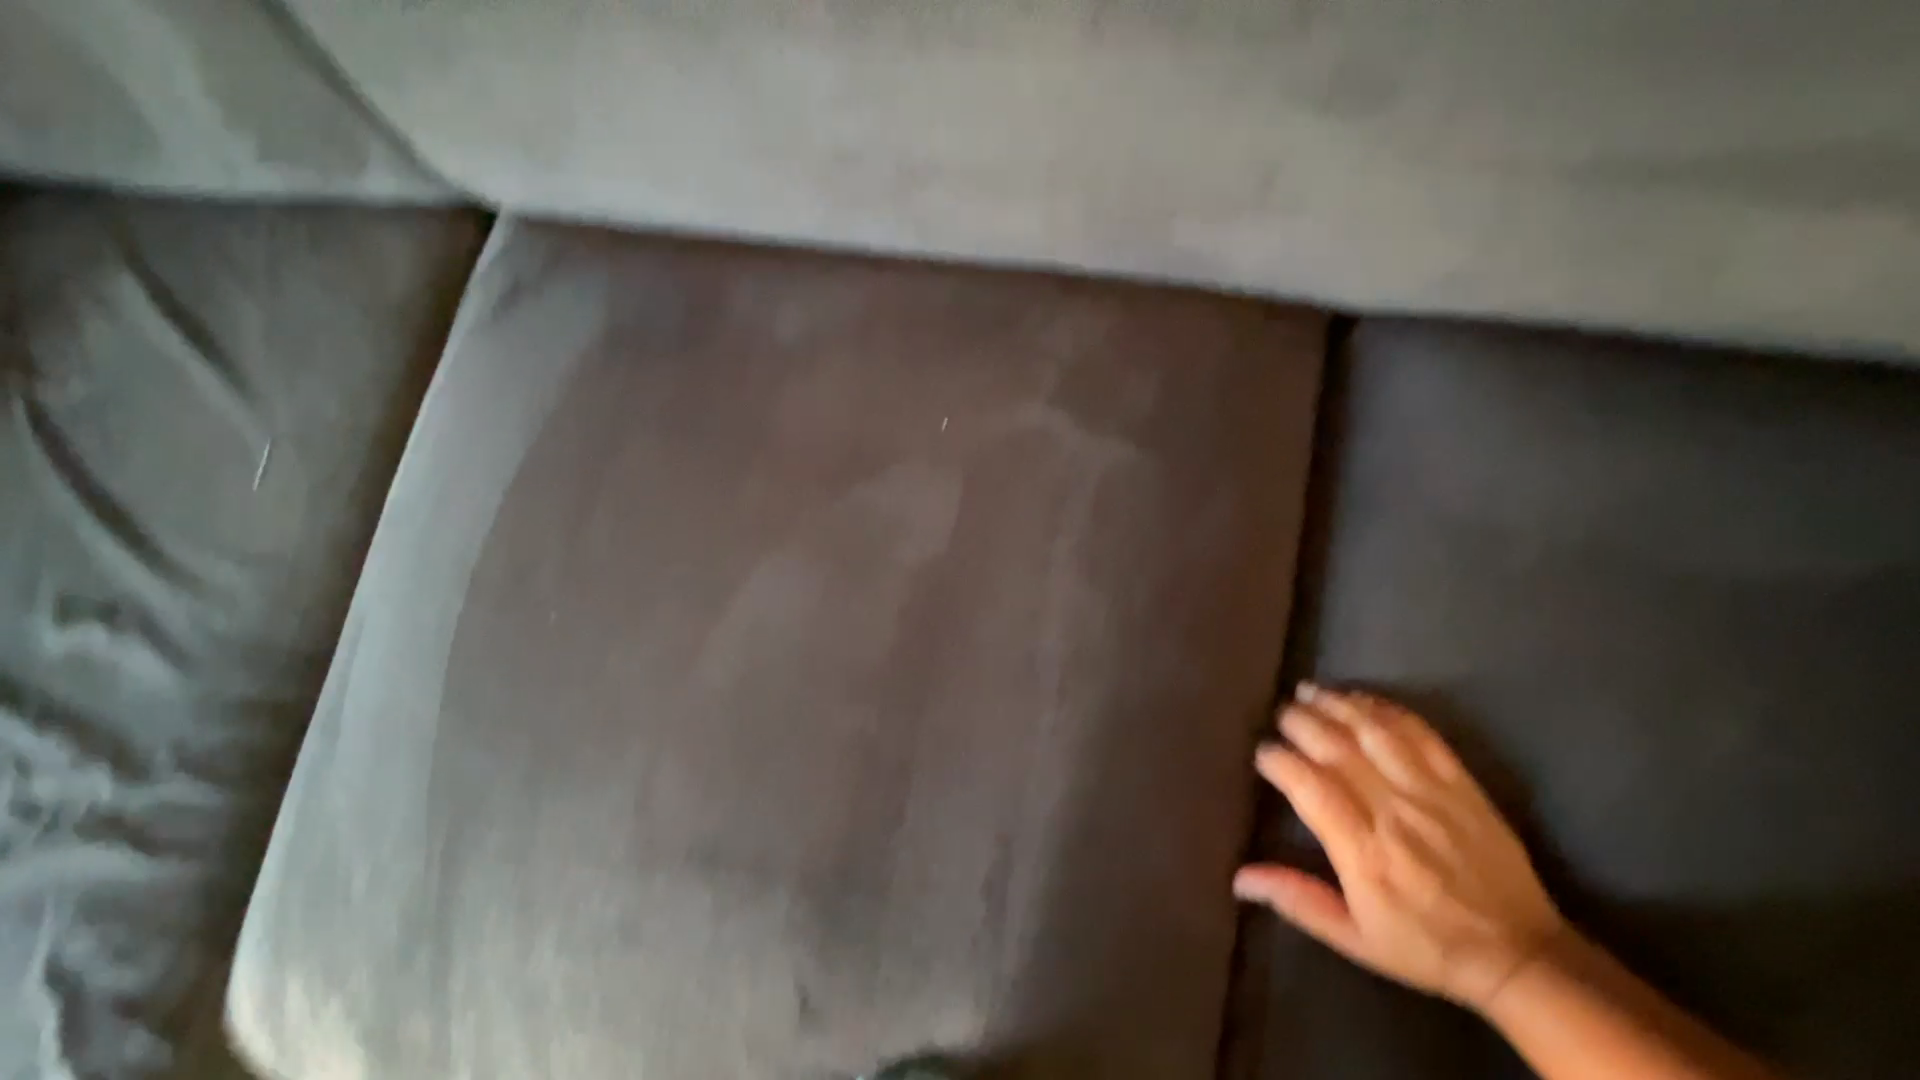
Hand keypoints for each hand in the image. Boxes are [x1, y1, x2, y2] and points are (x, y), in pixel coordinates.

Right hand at [1235, 684, 1565, 1010]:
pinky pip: (1420, 733)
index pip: (1310, 788)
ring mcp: (1430, 792)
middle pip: (1337, 749)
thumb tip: (1239, 879)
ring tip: (1310, 691)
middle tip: (1279, 711)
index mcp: (1362, 851)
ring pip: (1375, 732)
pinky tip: (1363, 700)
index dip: (1280, 761)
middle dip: (1302, 723)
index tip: (1262, 752)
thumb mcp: (1354, 939)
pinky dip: (1387, 710)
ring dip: (1338, 705)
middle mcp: (1393, 811)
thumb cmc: (1425, 947)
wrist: (1517, 952)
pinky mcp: (1460, 783)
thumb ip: (1297, 900)